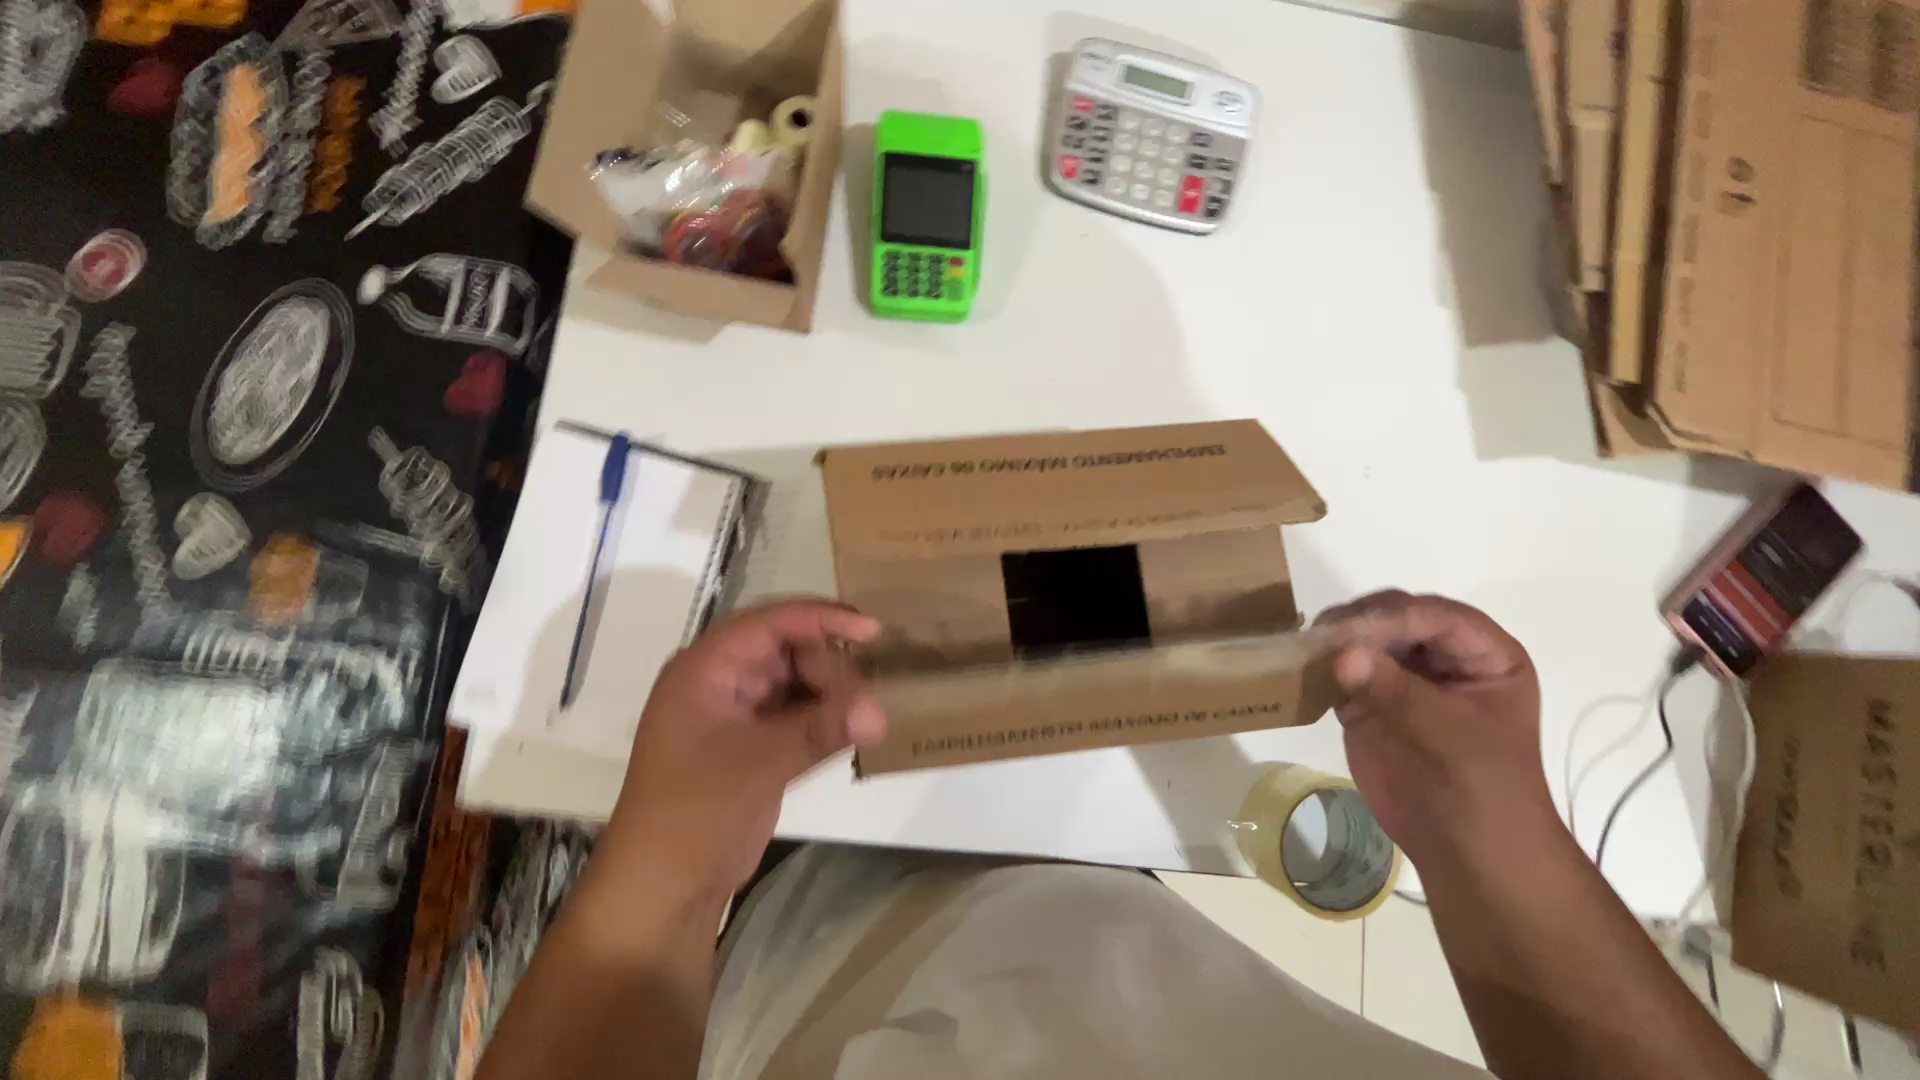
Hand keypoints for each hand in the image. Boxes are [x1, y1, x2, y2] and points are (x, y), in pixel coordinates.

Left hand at [601, 599, 885, 901]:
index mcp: (705, 669)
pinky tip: (856, 729)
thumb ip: (820, 730)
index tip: (870, 630)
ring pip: (797, 681)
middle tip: (866, 698)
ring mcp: (738, 714)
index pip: (769, 622)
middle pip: (788, 649)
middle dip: (830, 666)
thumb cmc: (694, 813)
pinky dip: (826, 718)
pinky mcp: (755, 745)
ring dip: (832, 693)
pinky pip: (798, 714)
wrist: (664, 888)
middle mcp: (721, 681)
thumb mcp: (757, 764)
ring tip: (869, 713)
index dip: (821, 619)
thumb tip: (879, 712)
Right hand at [1315, 591, 1551, 863]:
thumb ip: (1398, 691)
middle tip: (1324, 635)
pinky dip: (1319, 668)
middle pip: (1398, 619)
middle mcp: (1442, 658)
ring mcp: (1402, 679)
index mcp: (1485, 657)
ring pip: (1363, 640)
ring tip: (1307, 648)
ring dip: (1335, 641)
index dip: (1400, 617)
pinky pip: (1339, 672)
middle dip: (1362, 623)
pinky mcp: (1366, 702)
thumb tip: (1342, 654)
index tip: (1357, 631)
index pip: (1441, 617)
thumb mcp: (1453, 737)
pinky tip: (1300, 669)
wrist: (1466, 853)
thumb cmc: (1483, 792)